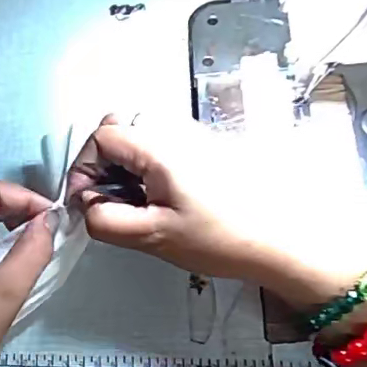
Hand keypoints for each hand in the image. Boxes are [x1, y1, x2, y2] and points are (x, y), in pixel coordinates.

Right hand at [73, 115, 366, 305]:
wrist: (281, 240)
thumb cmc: (221, 238)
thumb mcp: (154, 236)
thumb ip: (107, 220)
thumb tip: (87, 205)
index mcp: (160, 145)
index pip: (102, 136)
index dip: (85, 168)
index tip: (88, 200)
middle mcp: (176, 128)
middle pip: (120, 127)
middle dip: (104, 162)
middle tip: (110, 200)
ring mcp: (194, 134)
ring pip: (142, 135)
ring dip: (127, 165)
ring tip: (138, 204)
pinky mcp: (207, 147)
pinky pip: (164, 144)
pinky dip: (150, 166)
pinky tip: (162, 199)